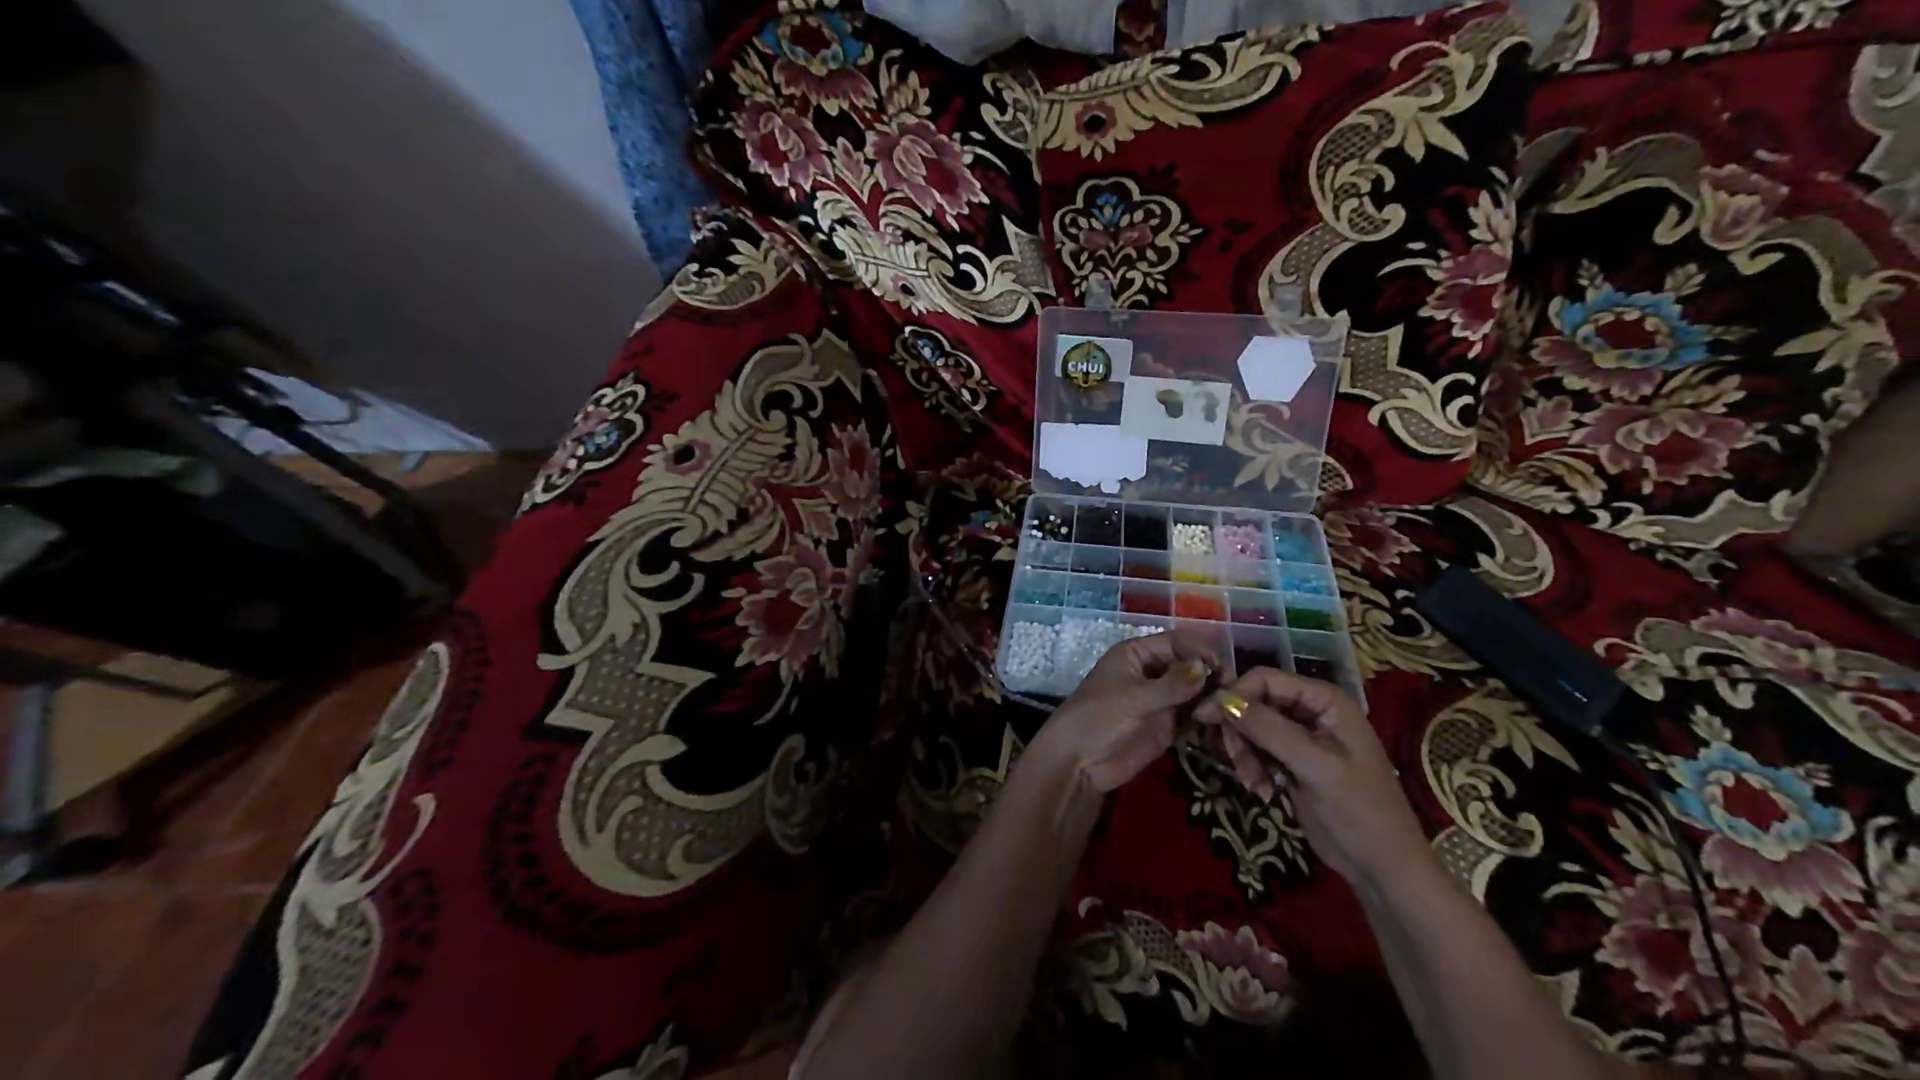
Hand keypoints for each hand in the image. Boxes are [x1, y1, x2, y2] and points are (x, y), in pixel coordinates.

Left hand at [1026, 629, 1218, 792]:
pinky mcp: (1168, 723)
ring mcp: (1162, 697)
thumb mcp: (1133, 698)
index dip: (1200, 651)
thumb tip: (1205, 667)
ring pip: (1196, 689)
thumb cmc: (1098, 718)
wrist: (1080, 762)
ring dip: (1213, 696)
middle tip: (1233, 691)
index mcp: (1137, 653)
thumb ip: (1171, 684)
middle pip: (1190, 664)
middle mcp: (1152, 671)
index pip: (1176, 641)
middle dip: (1211, 674)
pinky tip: (1224, 722)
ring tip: (1231, 708)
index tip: (1221, 668)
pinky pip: (1194, 713)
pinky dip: (1208, 716)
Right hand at [1193, 669, 1428, 884]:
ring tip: (1257, 786)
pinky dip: (1252, 769)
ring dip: (1245, 756)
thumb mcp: (1315, 767)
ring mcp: (1301, 737)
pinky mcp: (1291, 761)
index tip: (1207, 719)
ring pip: (1250, 729)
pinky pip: (1256, 751)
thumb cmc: (1359, 810)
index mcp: (1325, 701)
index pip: (1265, 679)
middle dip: (1240, 733)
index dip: (1235, 695)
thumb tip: (1221, 699)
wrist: (1381, 866)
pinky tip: (1265, 793)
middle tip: (1239, 764)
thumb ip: (1269, 729)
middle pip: (1253, 703)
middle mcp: (1311, 711)